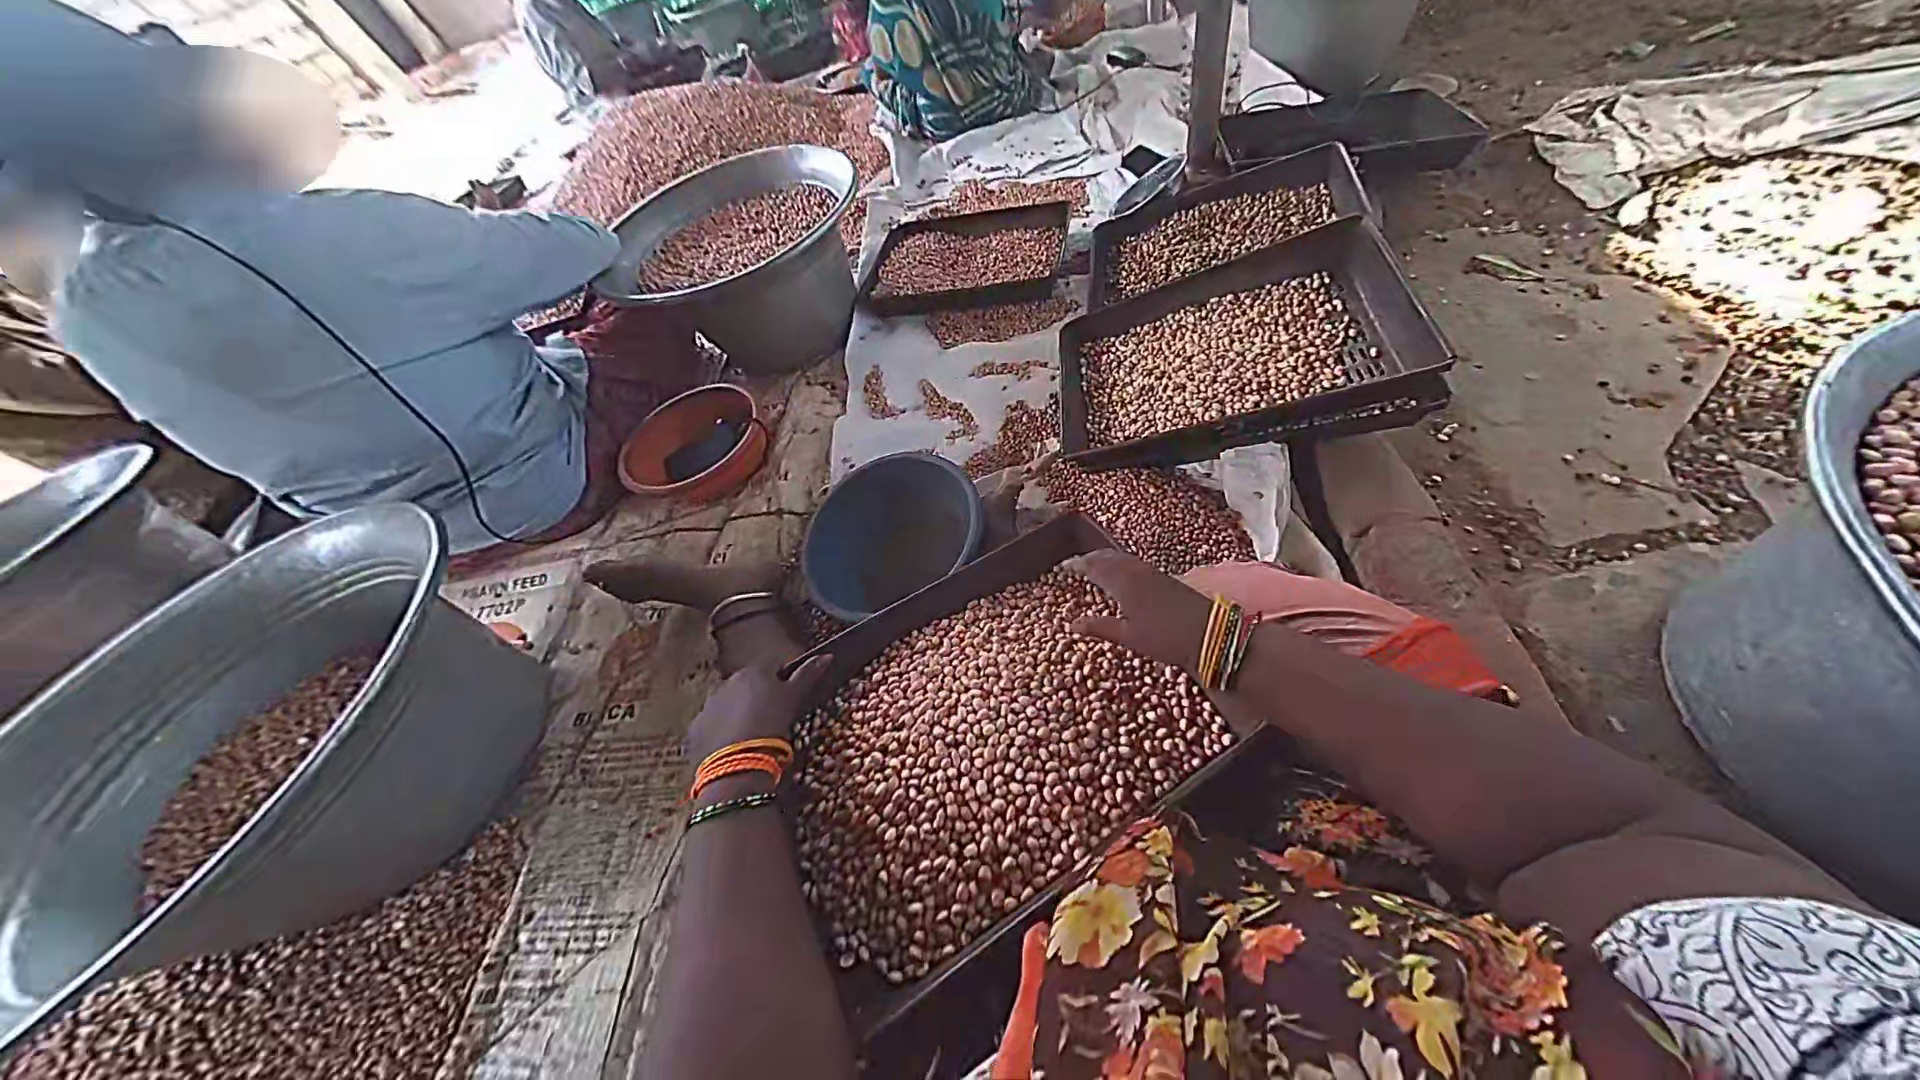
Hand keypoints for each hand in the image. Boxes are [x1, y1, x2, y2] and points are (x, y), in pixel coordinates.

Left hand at [685, 655, 832, 766]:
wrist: (736, 765)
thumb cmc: (770, 725)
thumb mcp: (793, 699)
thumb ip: (808, 675)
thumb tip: (826, 655)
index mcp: (753, 672)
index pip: (771, 669)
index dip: (781, 683)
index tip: (787, 700)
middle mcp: (726, 683)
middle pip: (746, 686)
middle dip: (756, 698)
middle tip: (771, 720)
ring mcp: (707, 706)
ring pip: (727, 706)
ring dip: (737, 716)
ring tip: (751, 737)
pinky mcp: (695, 729)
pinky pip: (711, 727)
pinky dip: (720, 734)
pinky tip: (732, 748)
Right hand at [1062, 550, 1211, 674]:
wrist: (1209, 634)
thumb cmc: (1164, 637)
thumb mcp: (1128, 636)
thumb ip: (1099, 626)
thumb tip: (1072, 624)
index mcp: (1123, 581)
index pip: (1094, 566)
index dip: (1077, 565)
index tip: (1063, 567)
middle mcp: (1136, 570)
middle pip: (1107, 557)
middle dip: (1090, 559)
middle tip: (1076, 565)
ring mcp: (1152, 572)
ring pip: (1122, 558)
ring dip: (1105, 560)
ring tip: (1094, 568)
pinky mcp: (1165, 578)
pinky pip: (1134, 564)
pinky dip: (1120, 565)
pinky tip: (1122, 577)